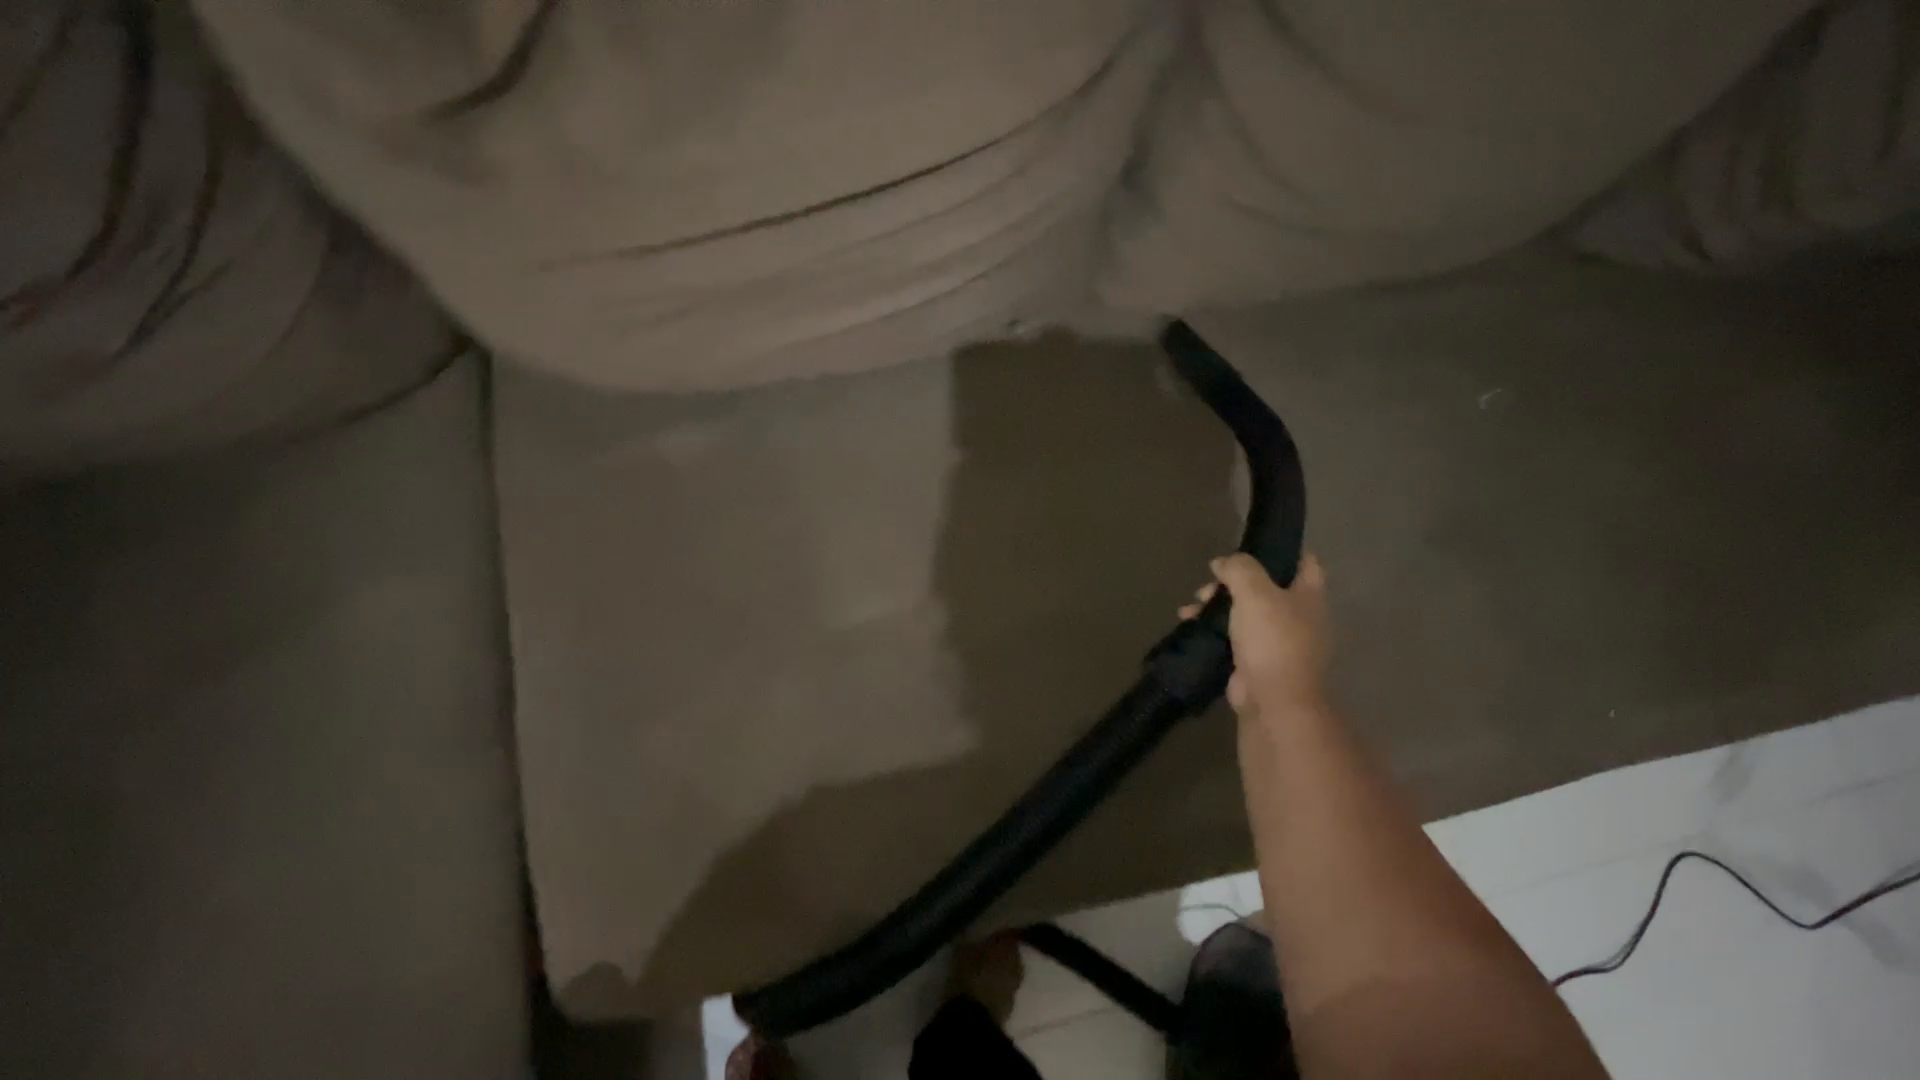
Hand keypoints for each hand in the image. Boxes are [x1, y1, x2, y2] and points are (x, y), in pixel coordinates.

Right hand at [1179, 552, 1329, 720]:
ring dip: (1217, 605)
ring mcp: (1276, 640)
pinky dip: (1212, 629)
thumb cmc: (1272, 639)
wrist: (1273, 700)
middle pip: (1265, 586)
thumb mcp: (1255, 592)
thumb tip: (1223, 563)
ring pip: (1245, 611)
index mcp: (1308, 595)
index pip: (1305, 561)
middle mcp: (1298, 616)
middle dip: (1234, 581)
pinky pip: (1232, 636)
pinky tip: (1190, 624)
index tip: (1253, 545)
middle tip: (1211, 583)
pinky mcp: (1255, 660)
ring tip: (1192, 607)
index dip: (1282, 549)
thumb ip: (1240, 569)